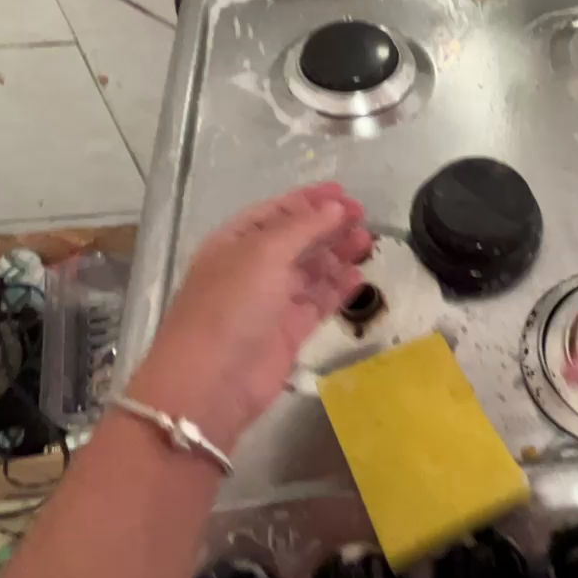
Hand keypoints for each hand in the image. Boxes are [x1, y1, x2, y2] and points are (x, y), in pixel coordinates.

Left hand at [126, 183, 372, 446]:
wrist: (210, 383)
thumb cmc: (229, 307)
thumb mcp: (263, 254)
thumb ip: (303, 228)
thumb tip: (336, 208)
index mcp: (236, 242)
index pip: (277, 213)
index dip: (309, 201)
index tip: (344, 194)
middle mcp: (253, 268)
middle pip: (297, 239)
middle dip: (328, 226)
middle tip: (363, 218)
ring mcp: (272, 301)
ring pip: (311, 270)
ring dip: (338, 255)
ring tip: (367, 244)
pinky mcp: (289, 331)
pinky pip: (318, 302)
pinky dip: (338, 289)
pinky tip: (359, 277)